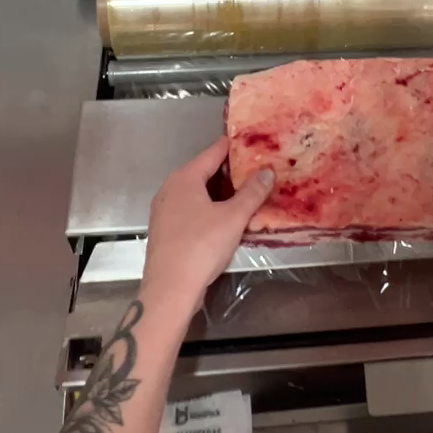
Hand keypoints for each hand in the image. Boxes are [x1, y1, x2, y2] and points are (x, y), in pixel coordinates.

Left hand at [142, 137, 274, 317]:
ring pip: (197, 193)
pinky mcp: (165, 230)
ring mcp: (164, 210)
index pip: (212, 152)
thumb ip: (252, 192)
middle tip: (255, 171)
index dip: (233, 146)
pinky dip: (208, 208)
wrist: (170, 289)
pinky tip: (225, 219)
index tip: (252, 142)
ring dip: (220, 193)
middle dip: (229, 172)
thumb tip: (267, 172)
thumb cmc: (201, 246)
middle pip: (204, 172)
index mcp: (184, 178)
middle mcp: (170, 189)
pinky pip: (191, 210)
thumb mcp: (234, 217)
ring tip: (245, 194)